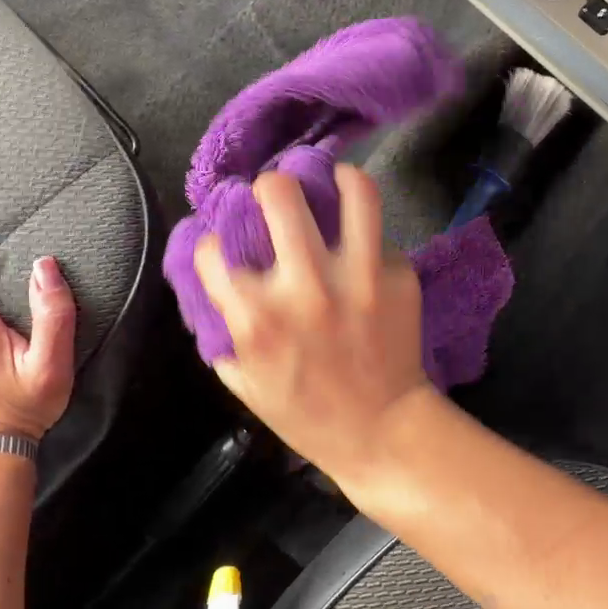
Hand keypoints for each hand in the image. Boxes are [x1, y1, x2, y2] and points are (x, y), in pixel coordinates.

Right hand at [196, 166, 435, 485]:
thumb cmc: (304, 411)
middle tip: (275, 191)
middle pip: (280, 195)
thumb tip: (210, 279)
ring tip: (332, 178)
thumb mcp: (242, 381)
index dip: (212, 241)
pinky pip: (380, 233)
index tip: (223, 240)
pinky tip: (361, 240)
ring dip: (339, 178)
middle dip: (270, 184)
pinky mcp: (397, 274)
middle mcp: (306, 286)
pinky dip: (367, 232)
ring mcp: (359, 276)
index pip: (212, 248)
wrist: (381, 429)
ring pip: (354, 192)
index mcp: (257, 317)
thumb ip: (222, 328)